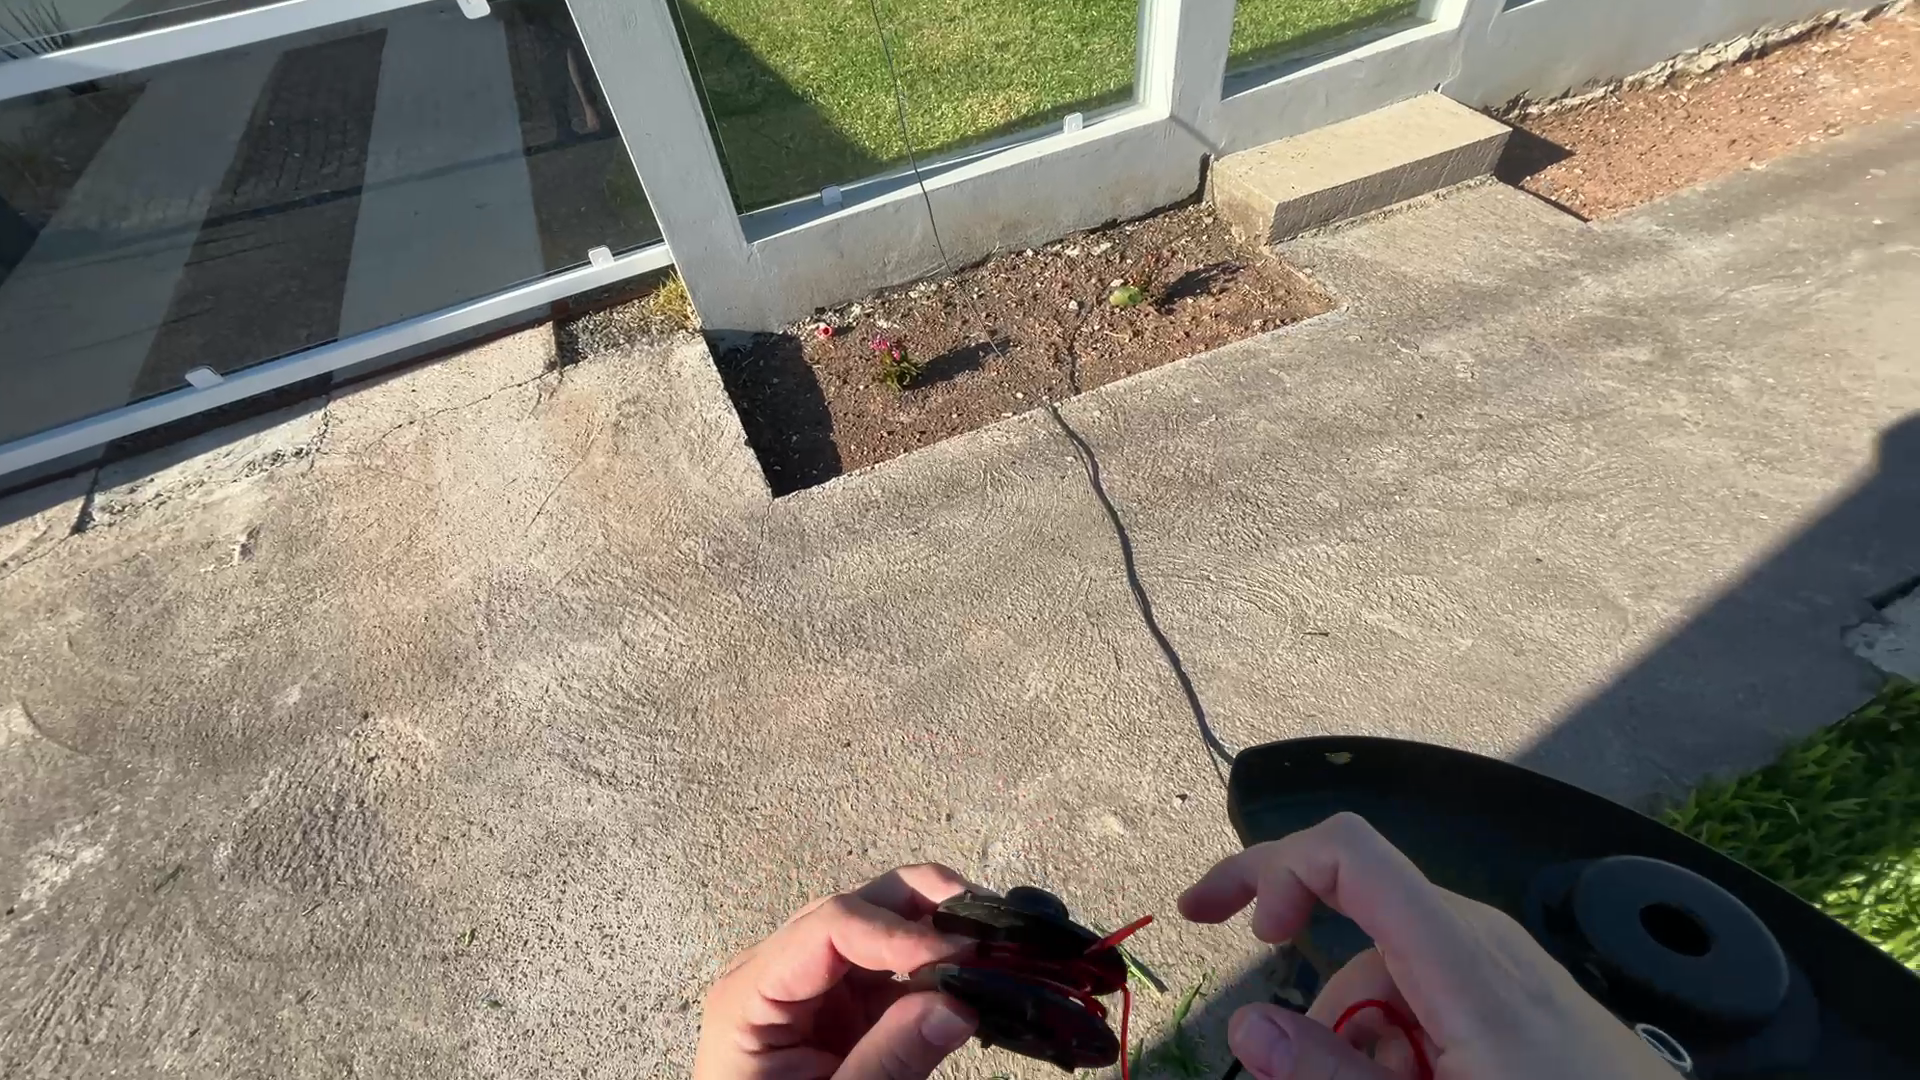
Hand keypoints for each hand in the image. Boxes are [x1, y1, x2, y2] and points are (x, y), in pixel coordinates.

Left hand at [694, 864, 980, 1079]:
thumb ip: (888, 1061)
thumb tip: (960, 1004)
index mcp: (752, 990)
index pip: (830, 925)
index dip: (898, 931)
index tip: (960, 952)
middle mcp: (780, 966)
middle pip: (855, 906)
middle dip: (923, 902)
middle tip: (985, 914)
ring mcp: (812, 979)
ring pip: (877, 921)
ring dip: (933, 922)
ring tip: (986, 933)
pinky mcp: (841, 998)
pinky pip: (890, 964)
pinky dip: (931, 962)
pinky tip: (968, 967)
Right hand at [1179, 813, 1672, 1079]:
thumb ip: (1332, 1076)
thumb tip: (1242, 1025)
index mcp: (1465, 962)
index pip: (1348, 851)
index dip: (1274, 868)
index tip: (1239, 929)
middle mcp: (1479, 939)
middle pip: (1352, 905)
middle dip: (1297, 958)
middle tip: (1252, 1008)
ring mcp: (1503, 963)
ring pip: (1384, 960)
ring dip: (1354, 1024)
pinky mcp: (1517, 992)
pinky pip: (1425, 983)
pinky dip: (1395, 1030)